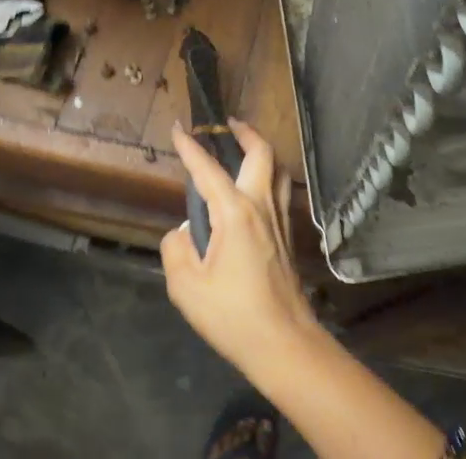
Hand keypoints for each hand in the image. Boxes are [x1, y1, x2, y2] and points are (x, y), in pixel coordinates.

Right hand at [161, 118, 319, 376]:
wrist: (283, 341)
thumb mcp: (186, 286)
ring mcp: (281, 220)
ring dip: (262, 153)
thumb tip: (184, 231)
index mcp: (235, 212)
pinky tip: (257, 192)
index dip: (190, 147)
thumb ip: (176, 249)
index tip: (179, 127)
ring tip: (245, 150)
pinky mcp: (289, 236)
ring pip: (278, 170)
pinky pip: (281, 193)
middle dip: (246, 132)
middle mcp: (261, 206)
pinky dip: (270, 178)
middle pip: (262, 154)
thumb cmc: (232, 315)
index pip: (207, 170)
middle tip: (230, 124)